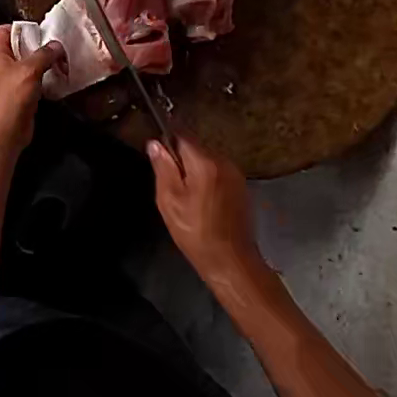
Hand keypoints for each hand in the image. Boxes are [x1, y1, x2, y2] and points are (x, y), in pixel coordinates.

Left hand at [0, 25, 63, 156]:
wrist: (6, 133)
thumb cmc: (12, 97)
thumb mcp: (29, 70)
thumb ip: (44, 54)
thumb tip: (56, 45)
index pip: (2, 31)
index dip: (19, 27)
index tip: (39, 31)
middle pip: (17, 47)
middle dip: (36, 45)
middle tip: (55, 47)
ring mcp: (8, 81)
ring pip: (26, 64)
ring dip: (43, 63)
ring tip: (60, 62)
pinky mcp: (18, 95)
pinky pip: (31, 80)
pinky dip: (43, 78)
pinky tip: (57, 78)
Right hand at [147, 136, 264, 286]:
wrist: (231, 261)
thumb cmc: (195, 232)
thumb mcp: (169, 200)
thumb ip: (162, 167)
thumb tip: (155, 143)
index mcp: (205, 163)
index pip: (183, 134)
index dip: (167, 137)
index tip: (156, 146)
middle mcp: (224, 162)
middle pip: (196, 147)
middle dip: (180, 157)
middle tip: (168, 179)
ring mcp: (236, 175)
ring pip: (207, 159)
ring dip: (194, 168)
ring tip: (183, 193)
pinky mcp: (242, 187)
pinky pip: (218, 172)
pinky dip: (206, 178)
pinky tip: (200, 200)